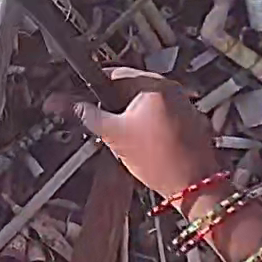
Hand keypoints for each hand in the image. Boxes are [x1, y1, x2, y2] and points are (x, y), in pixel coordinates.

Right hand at [45, 68, 220, 203]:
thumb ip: (88, 115)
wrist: (196, 188)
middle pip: (127, 87)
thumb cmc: (160, 161)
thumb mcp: (115, 135)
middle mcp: (170, 88)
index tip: (80, 97)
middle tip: (97, 120)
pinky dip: (143, 121)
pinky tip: (137, 141)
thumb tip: (65, 103)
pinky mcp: (187, 119)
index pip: (112, 73)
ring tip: (118, 134)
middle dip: (109, 103)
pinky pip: (157, 112)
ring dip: (126, 113)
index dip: (91, 86)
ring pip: (141, 101)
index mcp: (153, 85)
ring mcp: (181, 103)